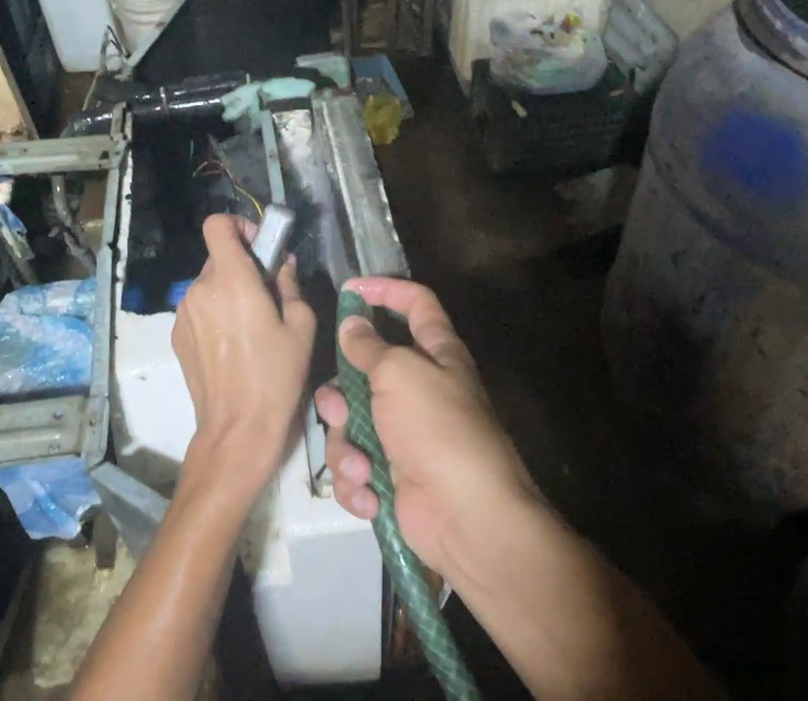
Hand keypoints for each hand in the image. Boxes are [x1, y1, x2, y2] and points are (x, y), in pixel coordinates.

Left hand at [170, 214, 316, 496]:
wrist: (238, 427)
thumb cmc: (277, 374)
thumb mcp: (301, 326)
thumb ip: (290, 285)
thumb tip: (282, 265)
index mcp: (231, 280)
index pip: (217, 225)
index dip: (239, 225)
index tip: (260, 246)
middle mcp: (200, 290)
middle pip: (218, 257)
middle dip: (243, 266)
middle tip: (268, 294)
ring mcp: (183, 314)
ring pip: (208, 285)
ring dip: (229, 291)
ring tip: (252, 326)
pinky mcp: (177, 336)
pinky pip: (199, 309)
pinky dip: (215, 314)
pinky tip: (234, 345)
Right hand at [315, 277, 537, 582]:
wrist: (467, 517)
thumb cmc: (438, 430)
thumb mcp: (399, 374)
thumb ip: (370, 346)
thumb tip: (353, 323)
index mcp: (436, 354)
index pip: (415, 304)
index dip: (385, 290)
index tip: (348, 291)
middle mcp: (420, 390)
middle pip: (365, 371)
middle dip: (342, 393)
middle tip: (340, 408)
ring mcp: (404, 435)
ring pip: (351, 423)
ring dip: (347, 447)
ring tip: (362, 467)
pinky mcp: (391, 475)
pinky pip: (355, 466)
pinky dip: (357, 482)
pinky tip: (370, 496)